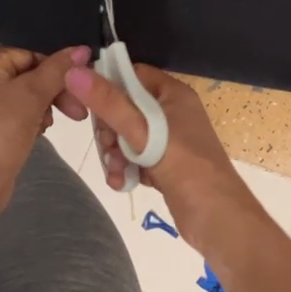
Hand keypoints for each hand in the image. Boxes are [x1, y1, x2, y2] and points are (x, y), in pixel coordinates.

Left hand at [0, 45, 90, 189]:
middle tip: (77, 112)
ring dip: (45, 107)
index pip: (28, 53)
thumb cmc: (1, 132)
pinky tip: (38, 133)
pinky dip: (33, 120)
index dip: (54, 67)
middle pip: (28, 74)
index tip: (79, 84)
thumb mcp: (31, 96)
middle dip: (53, 91)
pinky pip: (19, 114)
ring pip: (27, 96)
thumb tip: (81, 49)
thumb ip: (56, 71)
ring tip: (48, 126)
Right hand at [65, 61, 247, 223]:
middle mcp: (170, 113)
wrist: (219, 220)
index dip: (107, 86)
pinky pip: (134, 157)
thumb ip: (107, 102)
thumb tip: (72, 71)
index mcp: (172, 95)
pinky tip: (121, 182)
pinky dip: (125, 168)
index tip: (88, 104)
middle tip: (107, 146)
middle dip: (109, 130)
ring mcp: (168, 140)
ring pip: (125, 135)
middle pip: (123, 107)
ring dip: (114, 153)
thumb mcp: (141, 131)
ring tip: (115, 171)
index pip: (131, 75)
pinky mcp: (165, 165)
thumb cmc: (185, 166)